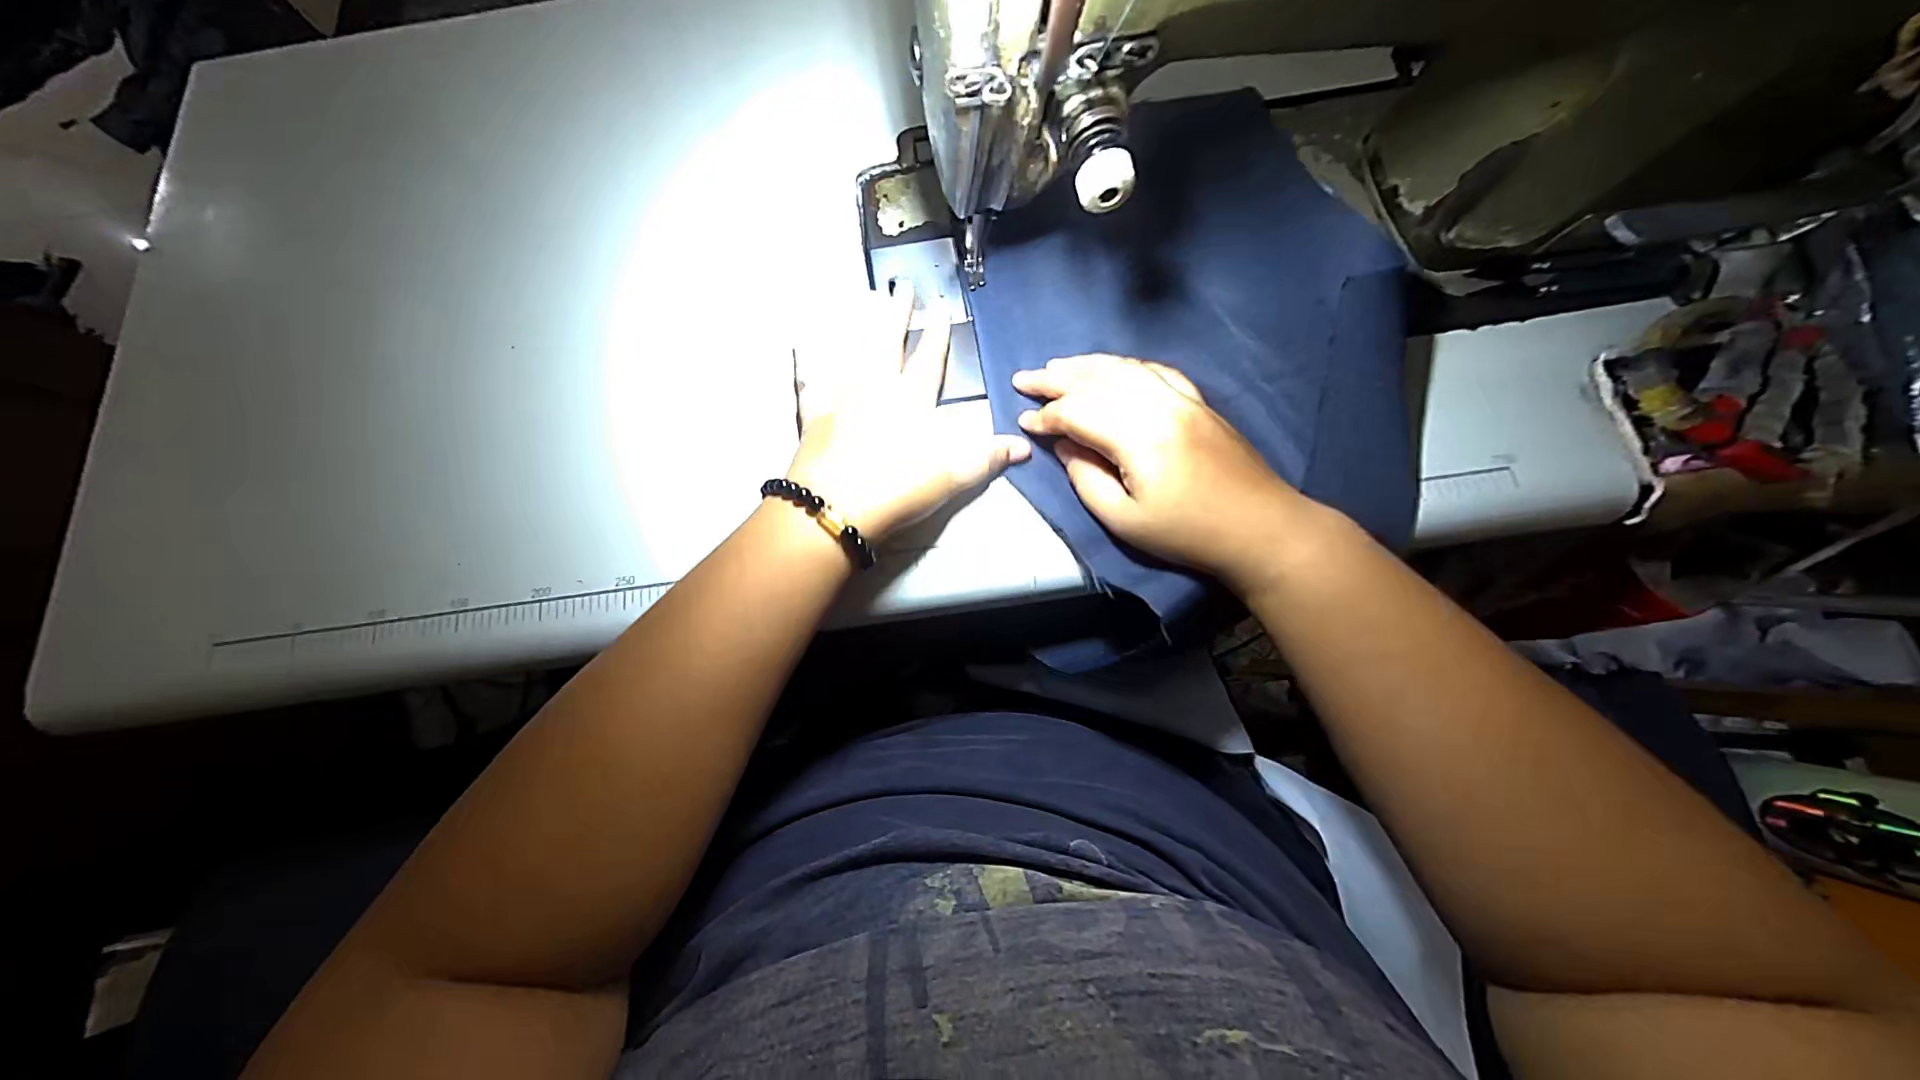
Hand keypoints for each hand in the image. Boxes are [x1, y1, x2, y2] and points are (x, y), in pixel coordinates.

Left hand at [786, 283, 1029, 541]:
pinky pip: (808, 377)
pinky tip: (801, 342)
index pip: (930, 356)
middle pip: (888, 340)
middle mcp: (875, 385)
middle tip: (900, 285)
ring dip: (857, 322)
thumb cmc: (897, 487)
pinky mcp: (812, 413)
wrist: (833, 505)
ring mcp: (840, 395)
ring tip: (862, 298)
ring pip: (850, 348)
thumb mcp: (953, 474)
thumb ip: (988, 456)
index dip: (938, 331)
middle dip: (897, 312)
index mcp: (912, 397)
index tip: (940, 305)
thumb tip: (1023, 445)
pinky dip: (806, 358)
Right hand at [1011, 353, 1325, 590]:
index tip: (1023, 423)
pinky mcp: (1199, 403)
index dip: (1046, 417)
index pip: (1078, 412)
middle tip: (1024, 378)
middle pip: (1098, 381)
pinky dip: (1126, 366)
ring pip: (1126, 369)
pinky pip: (1156, 371)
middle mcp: (1160, 406)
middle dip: (1056, 379)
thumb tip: (1065, 446)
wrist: (1260, 527)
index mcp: (1139, 437)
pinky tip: (1111, 369)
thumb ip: (1086, 479)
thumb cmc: (1188, 533)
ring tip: (1057, 366)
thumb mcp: (1124, 519)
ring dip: (1087, 366)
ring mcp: (1183, 399)